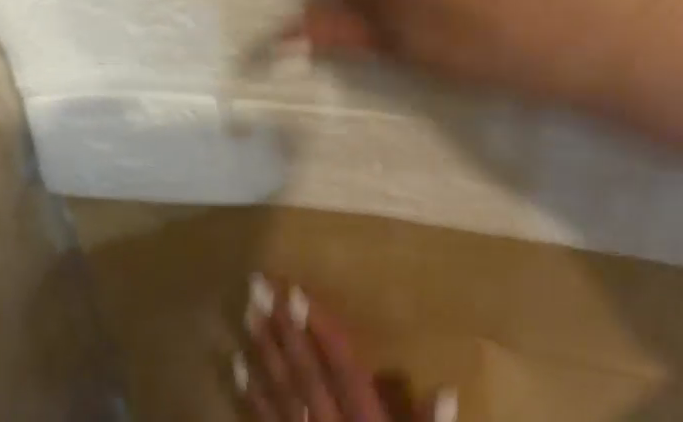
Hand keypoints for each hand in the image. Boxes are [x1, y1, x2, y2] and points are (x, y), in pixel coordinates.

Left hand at [236, 274, 453, 421]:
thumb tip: (445, 390)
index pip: (345, 370)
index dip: (321, 331)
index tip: (297, 292)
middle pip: (306, 373)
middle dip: (282, 328)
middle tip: (258, 286)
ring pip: (282, 392)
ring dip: (263, 352)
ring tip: (246, 314)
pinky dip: (252, 396)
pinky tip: (237, 368)